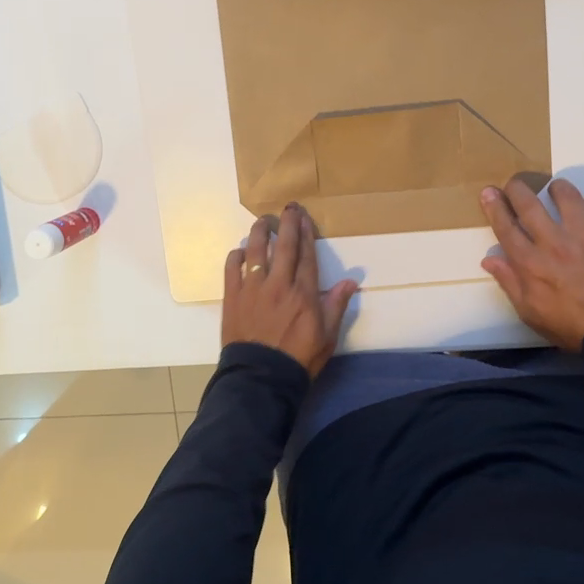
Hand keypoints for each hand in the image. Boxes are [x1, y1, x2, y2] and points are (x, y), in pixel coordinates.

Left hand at [222, 204, 358, 375]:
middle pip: (283, 245)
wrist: (262, 377)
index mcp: (304, 292)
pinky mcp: (232, 297)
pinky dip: (235, 256)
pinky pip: (231, 269)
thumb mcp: (327, 336)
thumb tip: (351, 281)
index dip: (306, 233)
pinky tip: (240, 251)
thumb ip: (336, 305)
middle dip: (287, 223)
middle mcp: (279, 283)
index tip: (304, 218)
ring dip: (259, 232)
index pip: (306, 255)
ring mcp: (253, 288)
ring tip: (262, 221)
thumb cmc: (299, 359)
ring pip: (255, 251)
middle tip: (288, 207)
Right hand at [479, 178, 583, 351]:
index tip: (489, 192)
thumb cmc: (572, 326)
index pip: (505, 226)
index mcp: (530, 263)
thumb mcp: (531, 313)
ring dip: (556, 189)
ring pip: (566, 195)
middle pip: (529, 204)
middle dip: (517, 189)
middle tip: (516, 184)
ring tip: (556, 191)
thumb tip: (489, 259)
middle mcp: (553, 241)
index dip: (494, 206)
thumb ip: (510, 283)